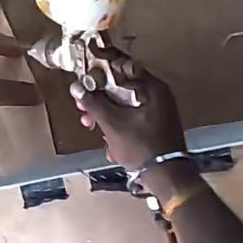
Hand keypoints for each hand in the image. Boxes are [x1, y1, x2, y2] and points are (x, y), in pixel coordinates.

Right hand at [71, 58, 186, 172]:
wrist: (166, 177)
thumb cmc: (140, 145)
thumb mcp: (112, 123)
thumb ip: (92, 103)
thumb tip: (76, 86)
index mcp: (152, 87)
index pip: (123, 65)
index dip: (102, 69)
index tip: (85, 78)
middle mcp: (159, 95)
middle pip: (122, 88)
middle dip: (100, 100)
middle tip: (84, 110)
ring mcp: (159, 112)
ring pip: (126, 105)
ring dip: (106, 116)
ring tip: (91, 127)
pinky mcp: (157, 127)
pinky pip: (133, 119)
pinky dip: (120, 127)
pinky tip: (111, 145)